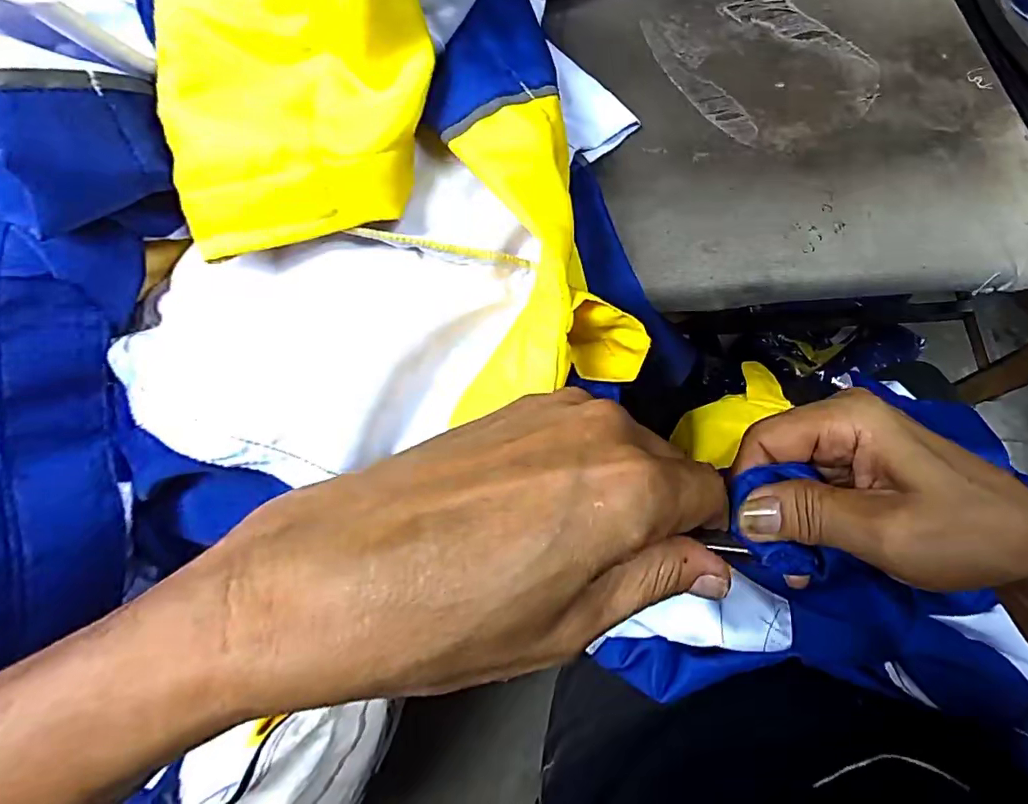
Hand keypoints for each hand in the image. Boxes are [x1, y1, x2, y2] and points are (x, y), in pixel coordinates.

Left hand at [165, 388, 731, 714]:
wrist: (310, 579)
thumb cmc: (447, 623)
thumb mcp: (569, 626)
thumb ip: (659, 580)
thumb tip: (718, 565)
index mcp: (637, 488)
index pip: (713, 494)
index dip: (702, 531)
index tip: (674, 558)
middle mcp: (616, 431)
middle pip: (674, 466)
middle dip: (661, 507)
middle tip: (606, 557)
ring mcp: (569, 407)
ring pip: (633, 446)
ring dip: (622, 482)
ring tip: (557, 528)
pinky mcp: (529, 401)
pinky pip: (589, 430)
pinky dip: (584, 459)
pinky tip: (528, 497)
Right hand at [729, 388, 1027, 591]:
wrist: (1023, 543)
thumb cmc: (962, 532)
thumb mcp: (883, 530)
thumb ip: (811, 515)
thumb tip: (742, 511)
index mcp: (853, 417)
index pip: (766, 438)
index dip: (748, 488)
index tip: (753, 544)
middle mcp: (851, 419)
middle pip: (779, 456)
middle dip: (772, 511)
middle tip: (789, 566)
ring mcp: (862, 443)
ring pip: (797, 477)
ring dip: (795, 524)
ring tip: (812, 569)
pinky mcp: (870, 467)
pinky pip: (823, 490)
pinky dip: (817, 524)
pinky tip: (830, 556)